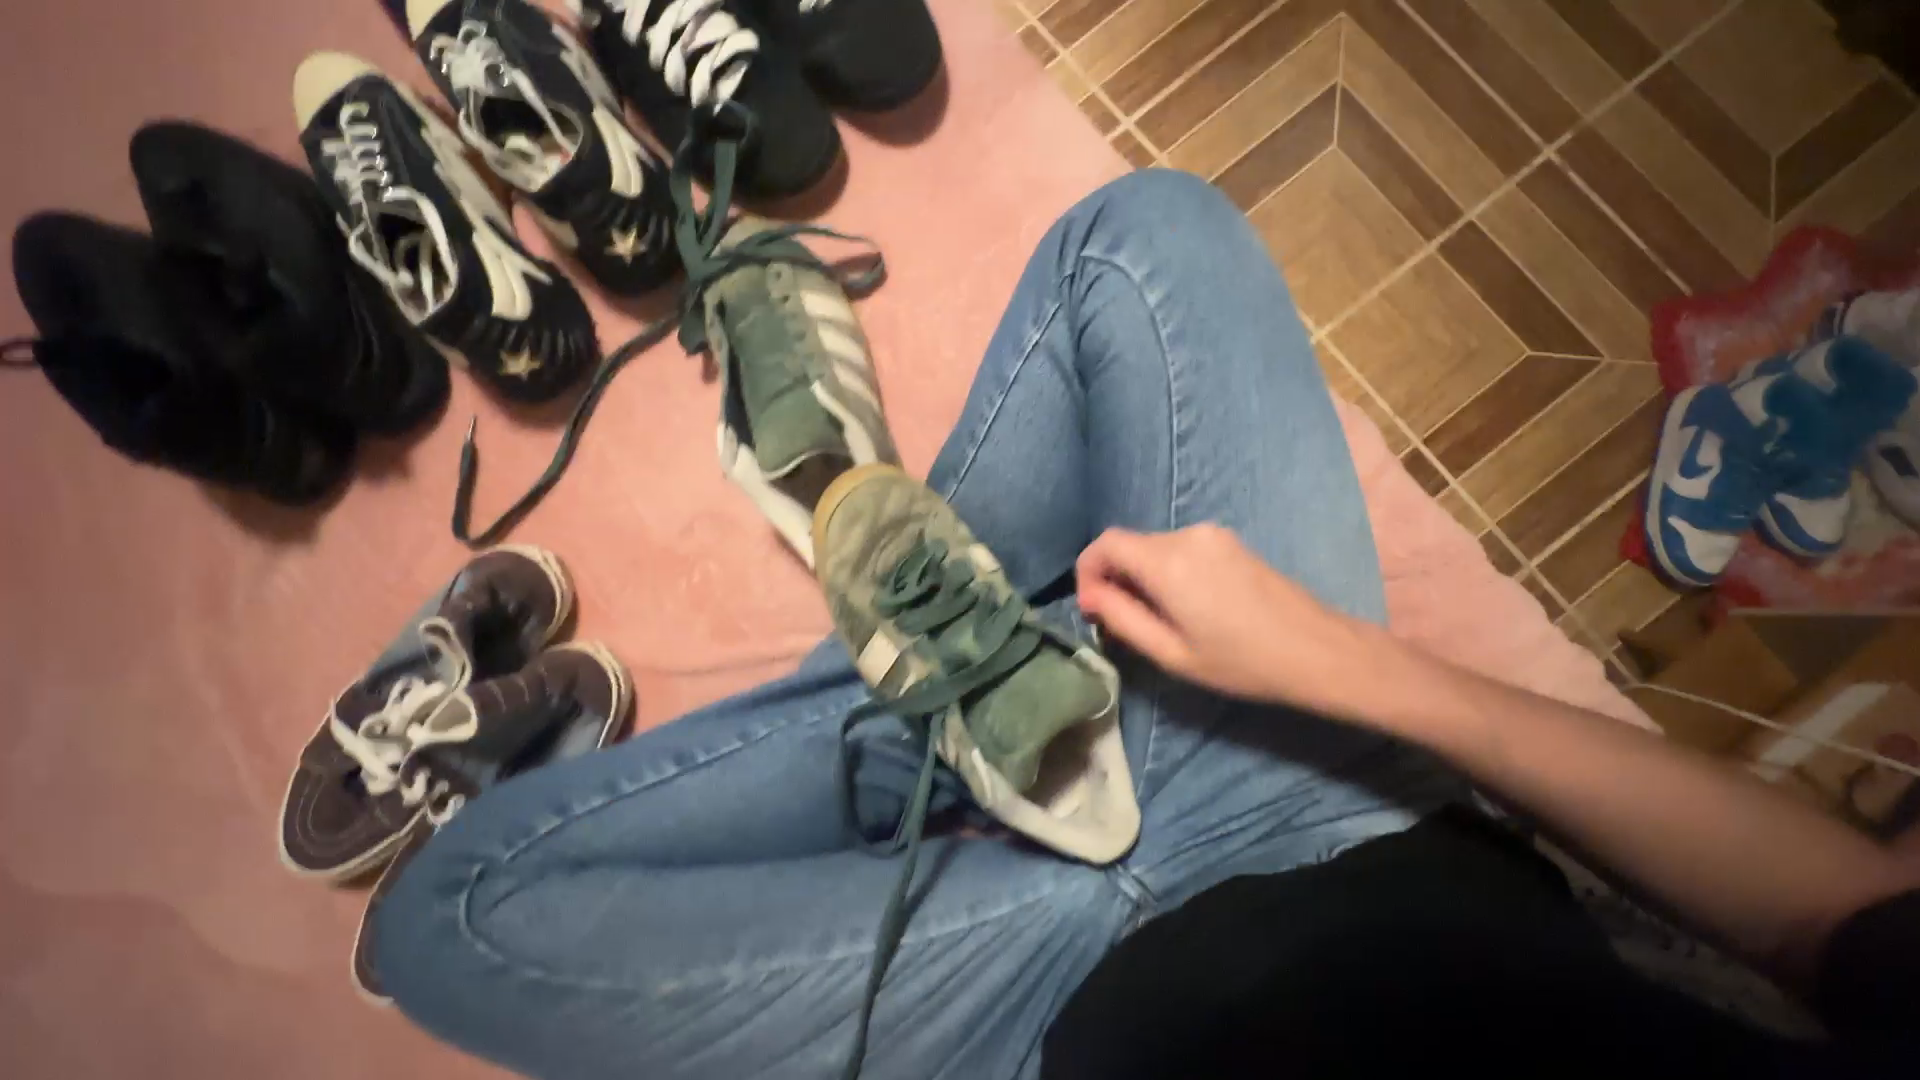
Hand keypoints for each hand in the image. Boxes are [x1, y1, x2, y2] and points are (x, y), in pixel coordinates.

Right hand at [1075, 525, 1381, 710]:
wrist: (1317, 651)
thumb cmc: (1241, 662)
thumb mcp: (1172, 653)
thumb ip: (1122, 619)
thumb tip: (1089, 596)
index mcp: (1168, 562)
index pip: (1105, 543)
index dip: (1087, 571)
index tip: (1091, 608)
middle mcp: (1187, 537)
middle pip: (1129, 544)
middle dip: (1113, 577)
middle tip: (1118, 622)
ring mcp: (1212, 535)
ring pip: (1154, 548)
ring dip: (1140, 576)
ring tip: (1152, 619)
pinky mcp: (1229, 542)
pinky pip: (1179, 549)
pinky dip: (1165, 571)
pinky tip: (1183, 607)